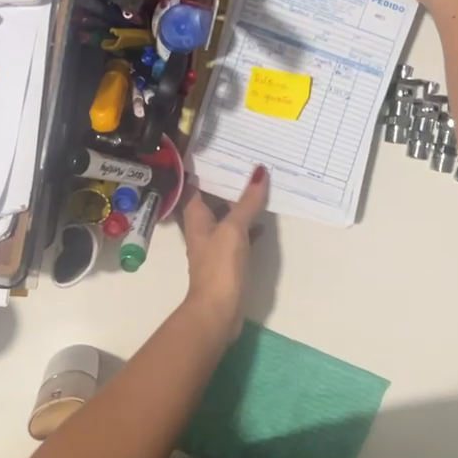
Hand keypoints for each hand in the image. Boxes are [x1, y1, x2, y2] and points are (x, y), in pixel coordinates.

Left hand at [177, 166, 269, 326]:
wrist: (217, 310)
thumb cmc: (219, 266)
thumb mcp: (234, 228)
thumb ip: (247, 201)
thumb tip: (259, 171)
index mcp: (196, 216)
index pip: (194, 183)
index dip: (202, 165)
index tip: (218, 147)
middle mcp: (201, 227)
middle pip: (211, 197)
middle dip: (225, 180)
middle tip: (245, 159)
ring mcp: (214, 243)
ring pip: (225, 214)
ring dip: (238, 201)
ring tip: (257, 182)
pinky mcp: (227, 258)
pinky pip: (238, 233)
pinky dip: (248, 223)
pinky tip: (263, 218)